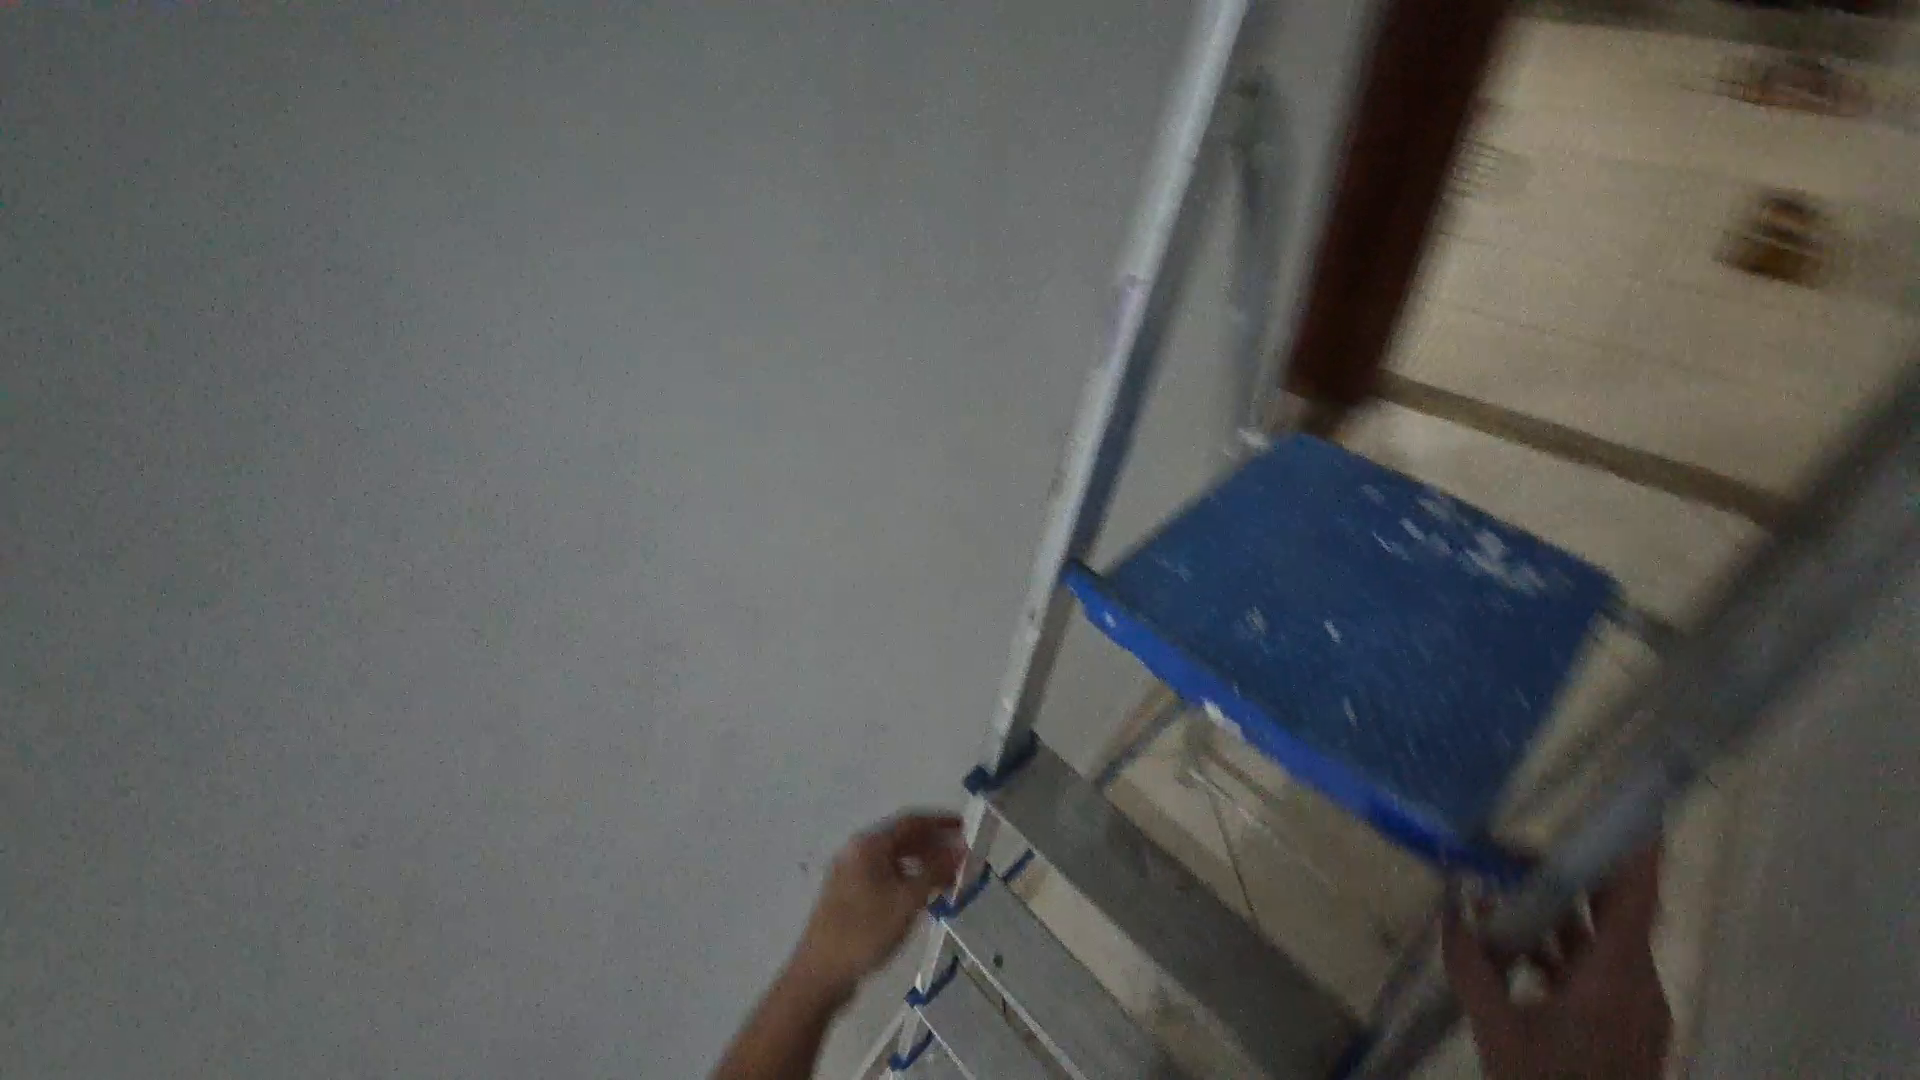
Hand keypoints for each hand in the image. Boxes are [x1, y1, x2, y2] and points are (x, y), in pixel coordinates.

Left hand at [786, 812, 966, 999]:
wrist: (819, 976)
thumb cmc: (865, 932)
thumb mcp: (907, 901)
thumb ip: (936, 871)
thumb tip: (961, 848)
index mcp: (867, 845)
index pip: (910, 821)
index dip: (940, 822)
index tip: (966, 828)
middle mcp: (856, 852)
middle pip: (901, 839)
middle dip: (933, 845)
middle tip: (961, 858)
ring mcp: (849, 875)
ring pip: (893, 859)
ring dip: (921, 864)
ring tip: (948, 879)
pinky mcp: (847, 897)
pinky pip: (884, 876)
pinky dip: (906, 880)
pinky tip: (921, 897)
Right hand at [1445, 847, 1671, 1079]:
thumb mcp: (1496, 1028)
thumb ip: (1471, 965)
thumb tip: (1451, 905)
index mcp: (1615, 981)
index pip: (1634, 901)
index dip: (1636, 854)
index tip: (1633, 811)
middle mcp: (1636, 986)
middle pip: (1617, 912)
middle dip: (1573, 871)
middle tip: (1524, 838)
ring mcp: (1633, 1006)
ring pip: (1601, 939)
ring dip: (1556, 910)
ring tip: (1501, 882)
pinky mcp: (1621, 1023)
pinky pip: (1592, 966)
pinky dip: (1556, 944)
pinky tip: (1509, 940)